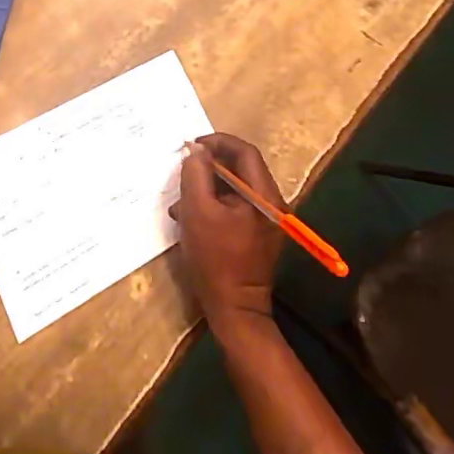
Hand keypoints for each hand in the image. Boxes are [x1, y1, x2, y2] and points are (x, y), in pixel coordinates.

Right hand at [176, 133, 285, 328]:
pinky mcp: (257, 236)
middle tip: (185, 170)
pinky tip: (191, 217)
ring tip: (182, 199)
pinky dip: (214, 204)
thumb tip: (198, 150)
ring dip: (208, 187)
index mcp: (264, 196)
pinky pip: (235, 207)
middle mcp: (271, 205)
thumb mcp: (197, 210)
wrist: (234, 311)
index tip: (192, 146)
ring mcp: (266, 222)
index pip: (245, 152)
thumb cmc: (215, 258)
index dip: (218, 142)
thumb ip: (196, 173)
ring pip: (235, 188)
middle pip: (241, 169)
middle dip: (210, 166)